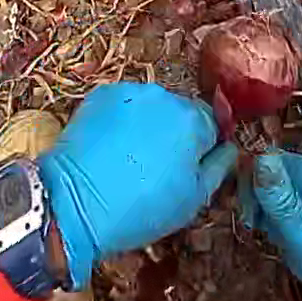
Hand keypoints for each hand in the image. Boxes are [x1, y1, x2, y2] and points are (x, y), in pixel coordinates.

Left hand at [37, 81, 237, 288]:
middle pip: (181, 112)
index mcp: (193, 120)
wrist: (72, 204)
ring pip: (152, 107)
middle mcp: (166, 96)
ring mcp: (132, 92)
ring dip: (148, 124)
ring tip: (129, 157)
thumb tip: (229, 148)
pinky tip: (110, 146)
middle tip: (155, 167)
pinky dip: (121, 120)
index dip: (201, 148)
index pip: (212, 124)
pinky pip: (124, 104)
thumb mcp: (193, 200)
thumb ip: (220, 167)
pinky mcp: (103, 94)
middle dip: (174, 133)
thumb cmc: (140, 208)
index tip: (184, 168)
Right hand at [246, 150, 301, 300]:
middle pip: (267, 176)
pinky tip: (281, 244)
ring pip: (276, 197)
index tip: (244, 208)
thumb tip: (255, 152)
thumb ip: (274, 191)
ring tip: (269, 237)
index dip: (247, 178)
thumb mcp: (296, 224)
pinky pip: (288, 214)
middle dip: (254, 198)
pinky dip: (279, 227)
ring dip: (265, 215)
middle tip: (254, 226)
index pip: (263, 156)